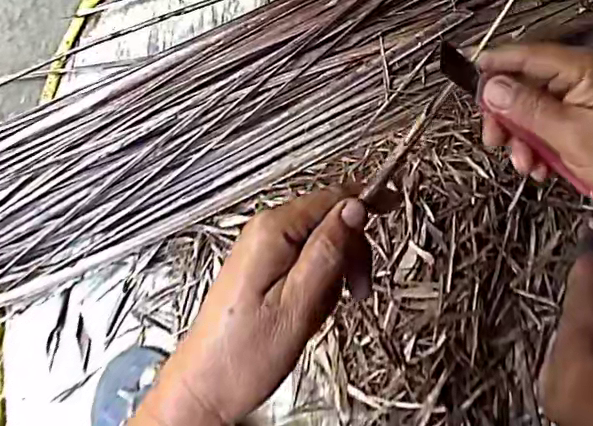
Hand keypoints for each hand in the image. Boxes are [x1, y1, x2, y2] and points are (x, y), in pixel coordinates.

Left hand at [139, 190, 370, 425]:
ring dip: (335, 270)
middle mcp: (266, 228)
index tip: (393, 205)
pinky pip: (305, 256)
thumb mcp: (297, 305)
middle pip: (329, 217)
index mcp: (274, 230)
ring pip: (320, 239)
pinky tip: (311, 308)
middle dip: (351, 251)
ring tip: (326, 309)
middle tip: (359, 290)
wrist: (199, 395)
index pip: (333, 197)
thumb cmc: (242, 358)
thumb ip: (328, 251)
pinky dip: (318, 279)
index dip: (367, 201)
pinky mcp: (262, 263)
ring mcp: (262, 245)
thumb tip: (355, 207)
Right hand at [475, 43, 592, 218]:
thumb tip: (490, 85)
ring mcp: (576, 98)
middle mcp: (575, 76)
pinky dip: (535, 145)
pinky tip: (538, 168)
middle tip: (493, 141)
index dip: (496, 63)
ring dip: (520, 136)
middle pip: (524, 83)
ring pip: (530, 108)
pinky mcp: (577, 120)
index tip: (467, 74)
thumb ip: (528, 110)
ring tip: (525, 165)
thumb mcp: (571, 136)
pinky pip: (544, 125)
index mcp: (579, 67)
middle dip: (505, 113)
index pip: (527, 54)